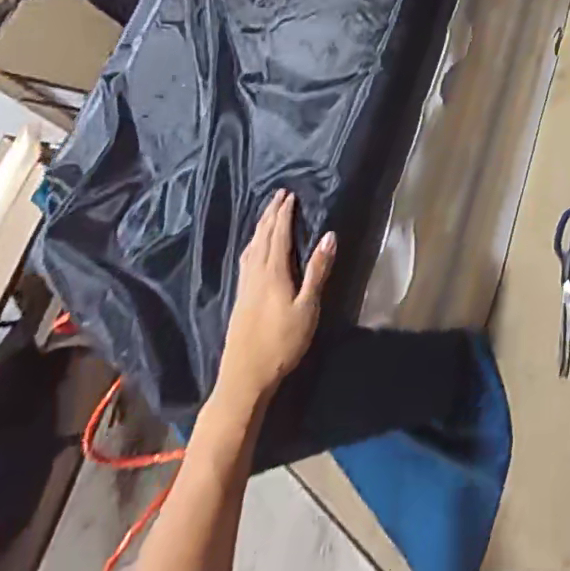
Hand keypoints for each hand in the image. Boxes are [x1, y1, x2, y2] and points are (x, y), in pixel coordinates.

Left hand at [215, 190, 335, 402]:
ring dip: (260, 226)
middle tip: (278, 195)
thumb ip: (317, 271)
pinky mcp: (240, 296)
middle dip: (271, 213)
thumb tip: (329, 235)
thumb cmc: (282, 343)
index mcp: (273, 271)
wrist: (245, 376)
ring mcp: (245, 284)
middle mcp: (256, 272)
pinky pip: (246, 257)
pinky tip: (253, 249)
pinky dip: (253, 243)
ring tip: (267, 214)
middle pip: (262, 235)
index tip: (290, 194)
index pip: (278, 234)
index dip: (284, 213)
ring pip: (252, 245)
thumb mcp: (307, 308)